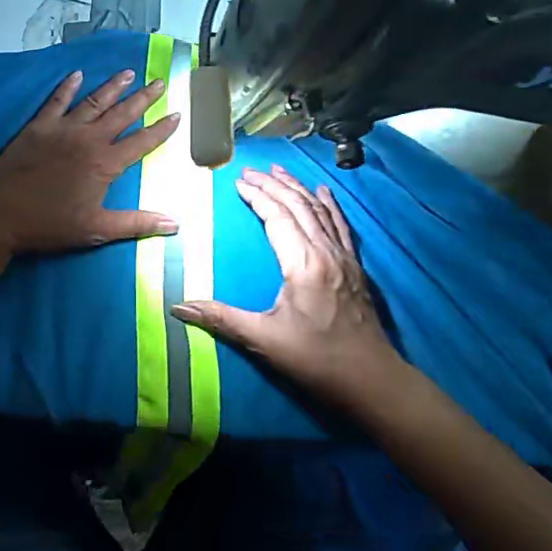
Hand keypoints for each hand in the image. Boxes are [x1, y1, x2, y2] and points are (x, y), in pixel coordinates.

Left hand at [0, 69, 181, 253]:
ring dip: (112, 87)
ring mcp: (62, 130)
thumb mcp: (97, 230)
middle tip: (159, 82)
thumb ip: (136, 223)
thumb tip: (174, 224)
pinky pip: (56, 101)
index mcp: (105, 164)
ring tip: (128, 73)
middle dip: (143, 98)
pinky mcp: (38, 127)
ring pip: (93, 102)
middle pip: (122, 114)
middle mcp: (88, 140)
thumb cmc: (50, 224)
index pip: (142, 142)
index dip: (161, 129)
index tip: (177, 114)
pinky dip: (67, 87)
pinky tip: (77, 75)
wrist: (2, 213)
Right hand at [170, 165, 404, 400]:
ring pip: (320, 212)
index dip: (258, 196)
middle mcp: (326, 253)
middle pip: (299, 207)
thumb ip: (221, 319)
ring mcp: (345, 259)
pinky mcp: (355, 268)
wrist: (372, 380)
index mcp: (304, 264)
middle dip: (274, 184)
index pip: (278, 217)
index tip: (238, 181)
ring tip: (281, 170)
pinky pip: (340, 226)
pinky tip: (324, 193)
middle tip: (251, 170)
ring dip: (298, 188)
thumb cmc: (316, 360)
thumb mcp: (264, 340)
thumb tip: (179, 308)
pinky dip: (329, 205)